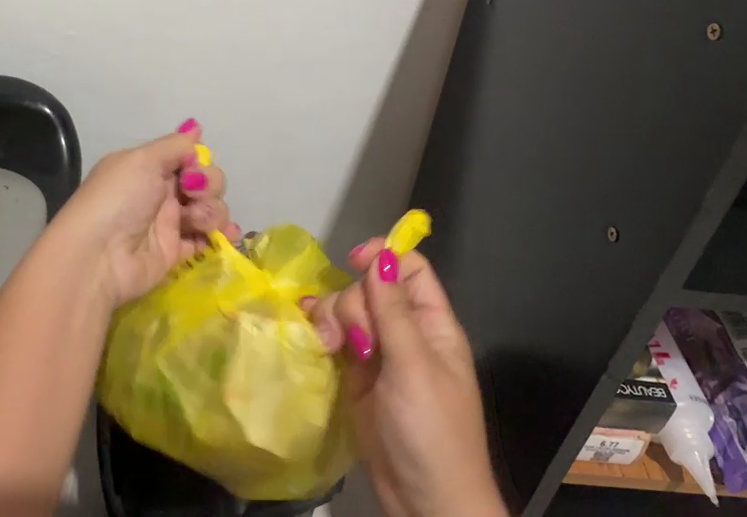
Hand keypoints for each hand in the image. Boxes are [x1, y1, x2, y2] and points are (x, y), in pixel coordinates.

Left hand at [47, 120, 238, 309]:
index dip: (199, 161)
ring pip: (209, 208)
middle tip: (192, 195)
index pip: (188, 157)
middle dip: (209, 185)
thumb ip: (175, 146)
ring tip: (197, 222)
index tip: (191, 169)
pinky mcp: (176, 252)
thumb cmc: (118, 200)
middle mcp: (161, 192)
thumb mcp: (142, 160)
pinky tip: (227, 235)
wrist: (98, 257)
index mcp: (149, 167)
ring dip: (214, 211)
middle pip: (204, 181)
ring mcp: (170, 223)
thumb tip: (196, 126)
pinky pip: (206, 239)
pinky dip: (220, 236)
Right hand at [307, 241, 506, 516]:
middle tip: (353, 339)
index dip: (382, 257)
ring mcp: (380, 356)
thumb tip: (382, 254)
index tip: (352, 260)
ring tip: (328, 345)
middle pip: (370, 289)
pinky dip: (323, 336)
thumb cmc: (431, 431)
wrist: (425, 503)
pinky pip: (336, 341)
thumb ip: (393, 310)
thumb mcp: (414, 365)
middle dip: (352, 303)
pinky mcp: (357, 378)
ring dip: (333, 319)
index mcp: (433, 324)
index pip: (409, 269)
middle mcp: (406, 333)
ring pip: (348, 313)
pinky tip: (314, 339)